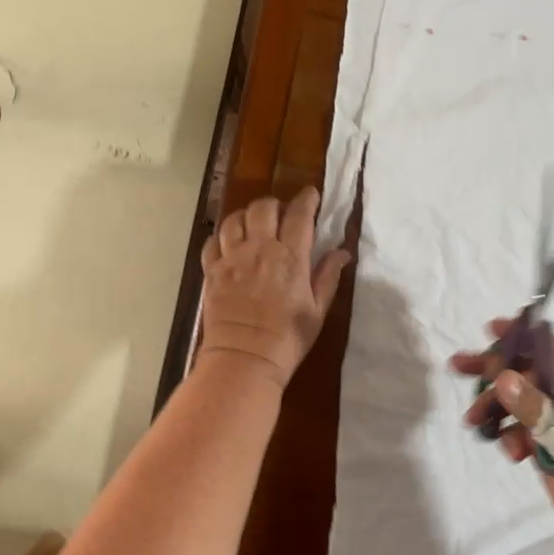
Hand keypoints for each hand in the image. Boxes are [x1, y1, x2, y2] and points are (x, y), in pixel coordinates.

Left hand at [199, 187, 350, 385]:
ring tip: (253, 225)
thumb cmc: (288, 339)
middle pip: (263, 208)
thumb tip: (341, 251)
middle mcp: (259, 249)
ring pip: (234, 219)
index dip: (306, 199)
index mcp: (290, 257)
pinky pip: (213, 241)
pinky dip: (221, 237)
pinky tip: (229, 246)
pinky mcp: (212, 271)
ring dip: (246, 216)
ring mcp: (231, 258)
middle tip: (281, 214)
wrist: (244, 359)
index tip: (311, 195)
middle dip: (274, 204)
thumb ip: (327, 276)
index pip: (299, 214)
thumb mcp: (318, 310)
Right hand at [451, 319, 553, 546]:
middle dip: (491, 368)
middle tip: (457, 366)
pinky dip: (506, 436)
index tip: (491, 328)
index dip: (523, 334)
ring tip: (471, 422)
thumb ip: (535, 410)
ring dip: (492, 406)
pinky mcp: (548, 454)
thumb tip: (502, 378)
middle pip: (522, 374)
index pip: (548, 350)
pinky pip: (518, 434)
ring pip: (516, 405)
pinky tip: (507, 452)